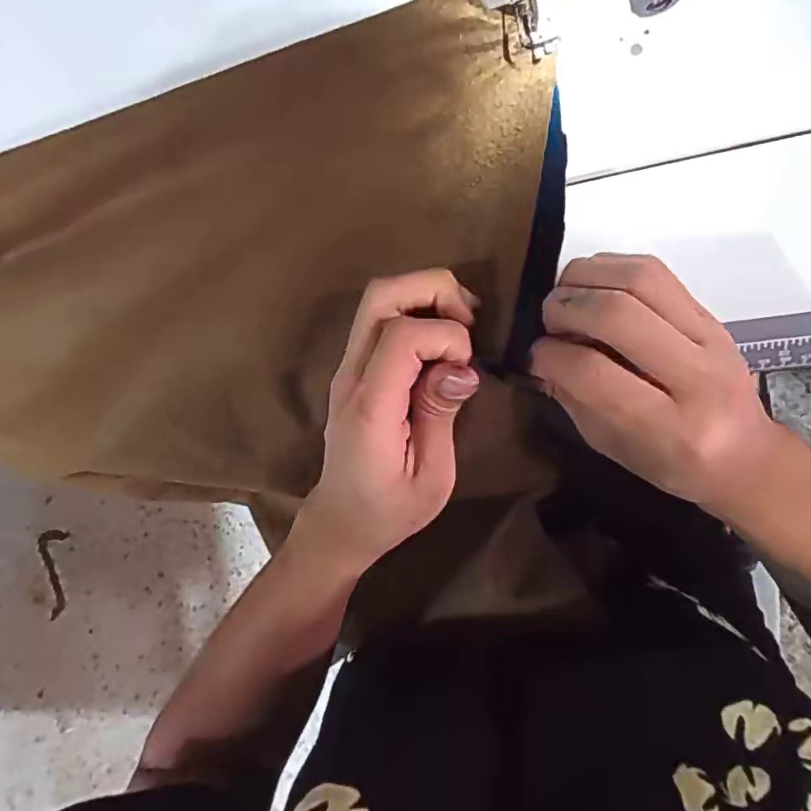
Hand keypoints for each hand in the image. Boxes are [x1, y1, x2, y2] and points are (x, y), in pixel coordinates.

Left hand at [296, 270, 482, 573]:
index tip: (466, 369)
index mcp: (371, 406)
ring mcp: (346, 369)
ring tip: (461, 324)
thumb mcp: (432, 476)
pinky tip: (441, 338)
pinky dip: (414, 311)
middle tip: (470, 318)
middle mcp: (351, 375)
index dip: (445, 335)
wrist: (340, 521)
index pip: (401, 334)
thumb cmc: (388, 511)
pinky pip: (378, 319)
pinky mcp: (352, 370)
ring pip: (376, 299)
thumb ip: (441, 414)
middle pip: (380, 296)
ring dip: (423, 295)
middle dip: (432, 288)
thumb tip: (461, 366)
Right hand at [530, 254, 806, 514]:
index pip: (591, 371)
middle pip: (616, 314)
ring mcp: (711, 338)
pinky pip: (654, 271)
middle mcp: (698, 378)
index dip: (548, 354)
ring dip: (585, 278)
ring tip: (566, 297)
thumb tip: (539, 351)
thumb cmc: (671, 463)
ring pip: (638, 278)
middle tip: (548, 321)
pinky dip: (610, 269)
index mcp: (670, 429)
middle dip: (564, 307)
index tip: (535, 355)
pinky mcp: (710, 314)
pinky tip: (592, 288)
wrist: (745, 456)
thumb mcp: (610, 444)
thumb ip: (572, 396)